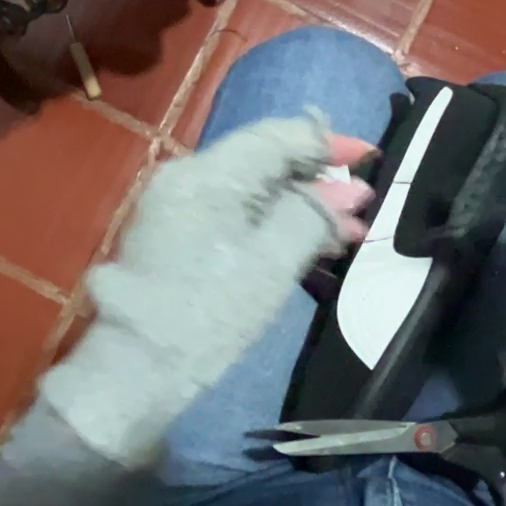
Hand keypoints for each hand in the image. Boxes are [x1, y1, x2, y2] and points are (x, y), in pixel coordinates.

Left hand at [40, 115, 373, 464]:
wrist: (138, 367)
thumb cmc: (210, 313)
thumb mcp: (273, 262)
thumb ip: (313, 215)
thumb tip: (347, 192)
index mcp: (207, 174)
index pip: (275, 137)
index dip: (325, 144)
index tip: (367, 158)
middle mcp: (188, 177)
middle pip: (263, 162)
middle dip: (316, 183)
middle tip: (361, 210)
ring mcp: (179, 206)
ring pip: (252, 191)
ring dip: (299, 208)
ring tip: (346, 235)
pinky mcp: (177, 234)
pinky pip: (235, 214)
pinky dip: (271, 224)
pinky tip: (307, 245)